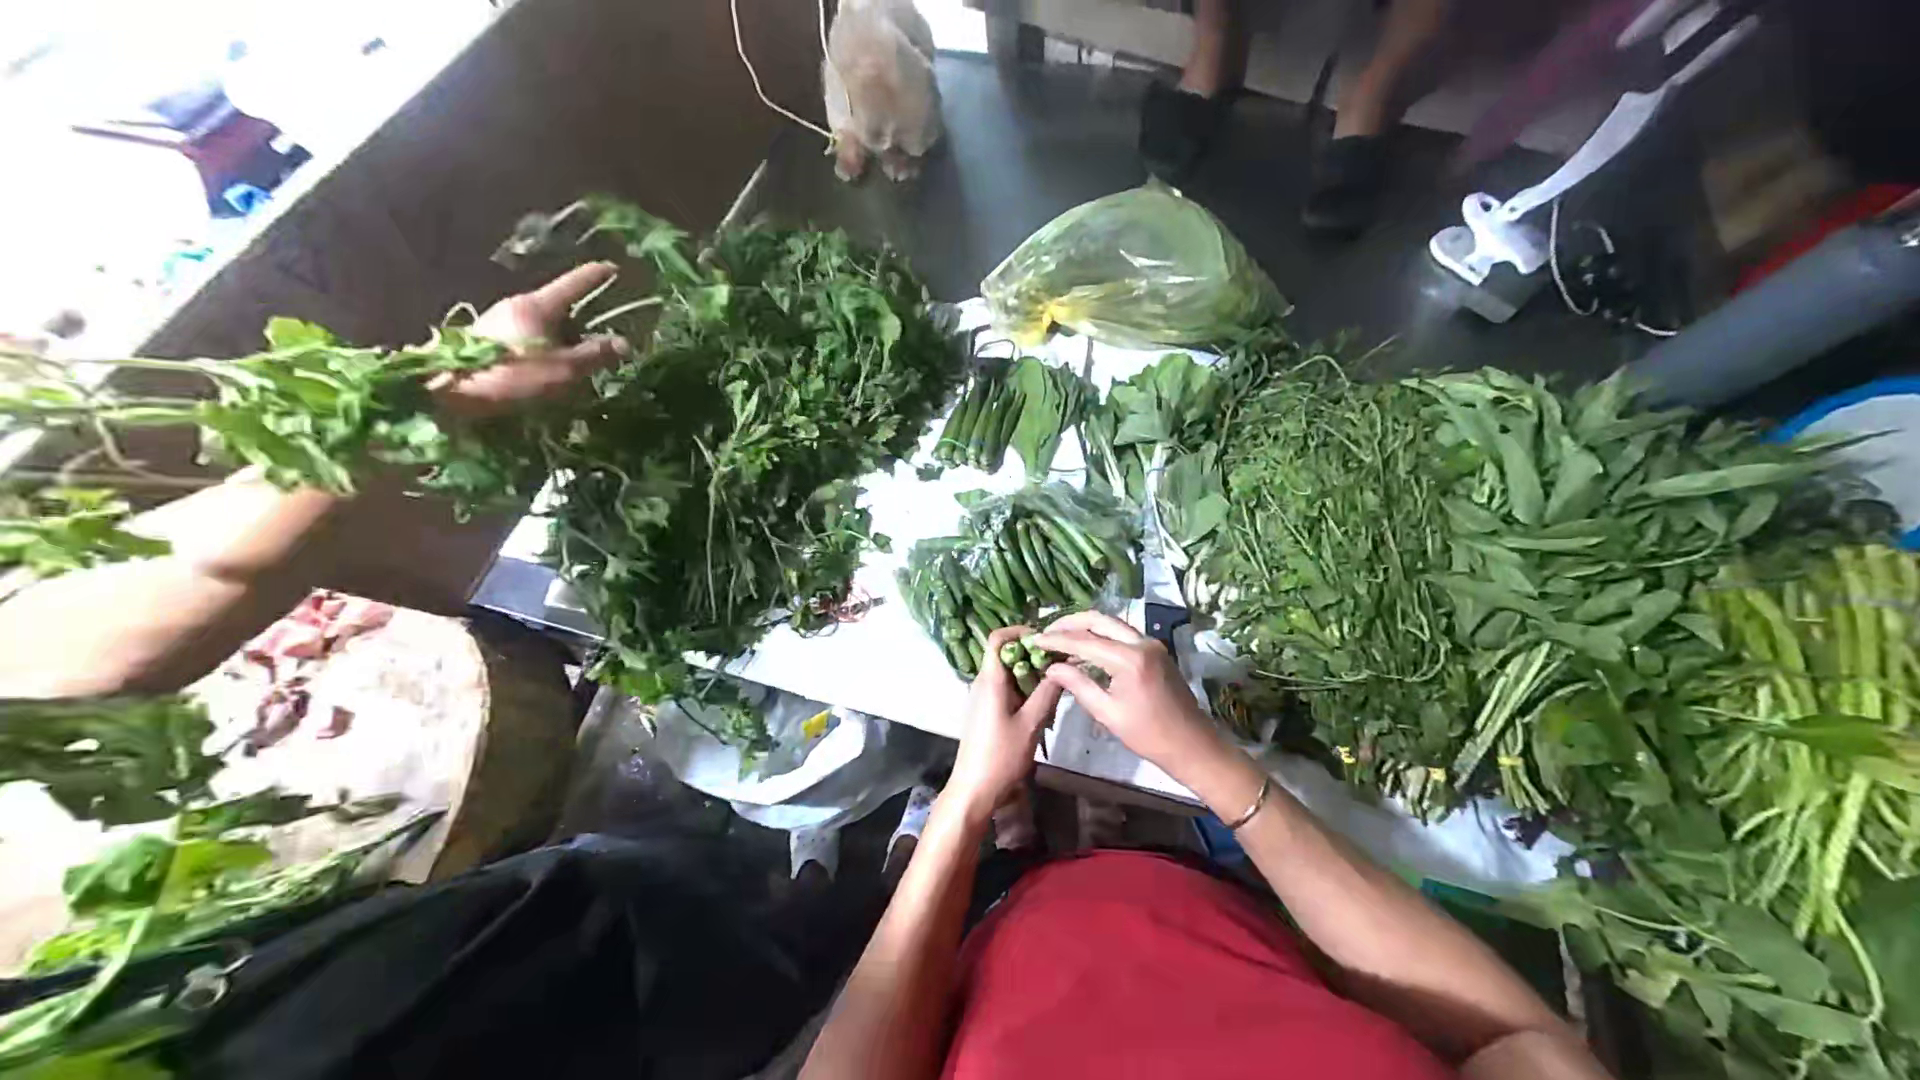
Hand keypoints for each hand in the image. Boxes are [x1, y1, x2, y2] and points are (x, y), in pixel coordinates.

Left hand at [431, 262, 628, 418]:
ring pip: (544, 325)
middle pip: (560, 308)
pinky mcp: (489, 339)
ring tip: (576, 364)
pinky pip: (529, 337)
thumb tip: (623, 342)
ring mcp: (500, 321)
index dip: (595, 276)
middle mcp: (517, 306)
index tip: (612, 268)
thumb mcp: (564, 369)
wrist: (450, 393)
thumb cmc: (512, 376)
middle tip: (600, 342)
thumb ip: (595, 355)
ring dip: (563, 340)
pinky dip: (546, 348)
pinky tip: (550, 371)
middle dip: (582, 321)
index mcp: (537, 307)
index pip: (573, 284)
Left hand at [945, 625, 1063, 821]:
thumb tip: (1063, 667)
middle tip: (1059, 664)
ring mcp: (982, 697)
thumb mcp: (1030, 724)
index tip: (1045, 641)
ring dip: (1030, 674)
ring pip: (1007, 673)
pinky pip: (1005, 689)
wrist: (974, 789)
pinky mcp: (985, 711)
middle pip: (1005, 654)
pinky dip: (1023, 689)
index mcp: (989, 680)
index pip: (998, 639)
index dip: (1020, 632)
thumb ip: (1047, 693)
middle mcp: (982, 683)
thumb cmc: (1001, 756)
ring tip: (1056, 684)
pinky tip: (1041, 705)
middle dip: (1032, 655)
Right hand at [1035, 612, 1243, 793]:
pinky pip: (1122, 634)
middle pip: (1099, 620)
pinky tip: (1084, 647)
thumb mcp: (1107, 712)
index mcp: (1129, 659)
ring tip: (1060, 636)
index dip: (1057, 639)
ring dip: (1085, 626)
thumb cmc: (1148, 735)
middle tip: (1046, 631)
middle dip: (1070, 623)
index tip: (1034, 640)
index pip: (1085, 640)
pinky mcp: (1155, 650)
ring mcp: (1151, 644)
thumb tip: (1052, 667)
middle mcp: (1141, 643)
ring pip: (1111, 623)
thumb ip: (1078, 685)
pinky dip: (1101, 635)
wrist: (1192, 744)